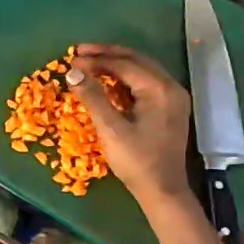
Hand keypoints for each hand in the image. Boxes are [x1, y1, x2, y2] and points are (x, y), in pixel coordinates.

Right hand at [67, 43, 193, 209]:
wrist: (163, 191)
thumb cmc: (137, 162)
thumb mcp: (111, 130)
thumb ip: (92, 97)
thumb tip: (72, 71)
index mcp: (159, 89)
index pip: (124, 64)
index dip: (96, 60)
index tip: (72, 59)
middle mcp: (170, 87)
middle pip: (136, 60)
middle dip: (107, 54)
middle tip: (79, 51)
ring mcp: (172, 97)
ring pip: (142, 69)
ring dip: (116, 63)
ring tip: (90, 62)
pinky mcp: (169, 108)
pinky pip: (146, 82)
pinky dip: (125, 77)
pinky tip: (108, 80)